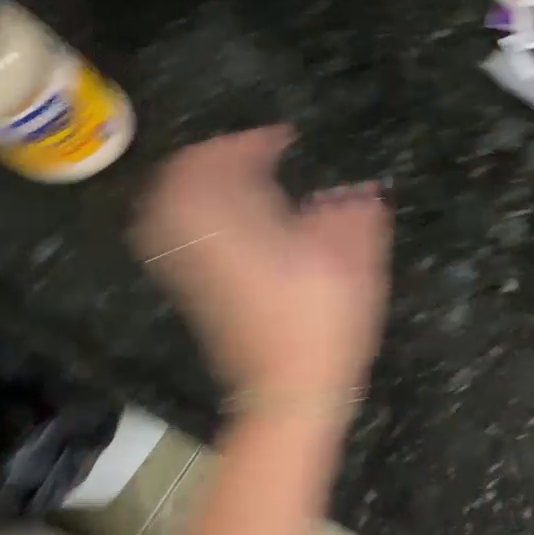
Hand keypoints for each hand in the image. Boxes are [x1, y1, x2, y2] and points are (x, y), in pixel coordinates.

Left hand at [132, 126, 391, 404]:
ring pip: (172, 206)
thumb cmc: (323, 330)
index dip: (253, 142)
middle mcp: (204, 239)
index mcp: (241, 225)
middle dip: (215, 157)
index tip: (284, 139)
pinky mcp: (197, 290)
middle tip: (256, 154)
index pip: (226, 162)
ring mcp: (193, 266)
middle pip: (184, 179)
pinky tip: (229, 223)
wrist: (289, 394)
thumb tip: (361, 191)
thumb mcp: (355, 271)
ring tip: (237, 182)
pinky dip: (195, 215)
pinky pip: (177, 234)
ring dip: (199, 184)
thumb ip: (356, 221)